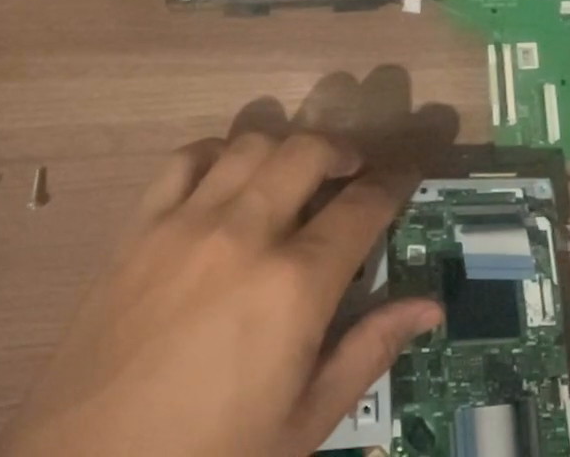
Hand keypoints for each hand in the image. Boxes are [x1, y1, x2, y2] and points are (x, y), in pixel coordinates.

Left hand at [0, 133, 442, 456]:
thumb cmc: (209, 452)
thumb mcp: (304, 422)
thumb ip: (368, 350)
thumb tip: (430, 305)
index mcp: (295, 285)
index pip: (363, 207)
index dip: (394, 183)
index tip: (408, 175)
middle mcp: (246, 232)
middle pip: (309, 151)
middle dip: (345, 151)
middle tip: (355, 171)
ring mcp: (186, 221)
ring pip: (251, 143)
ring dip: (286, 147)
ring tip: (297, 170)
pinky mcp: (139, 226)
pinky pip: (185, 159)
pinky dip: (218, 152)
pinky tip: (228, 176)